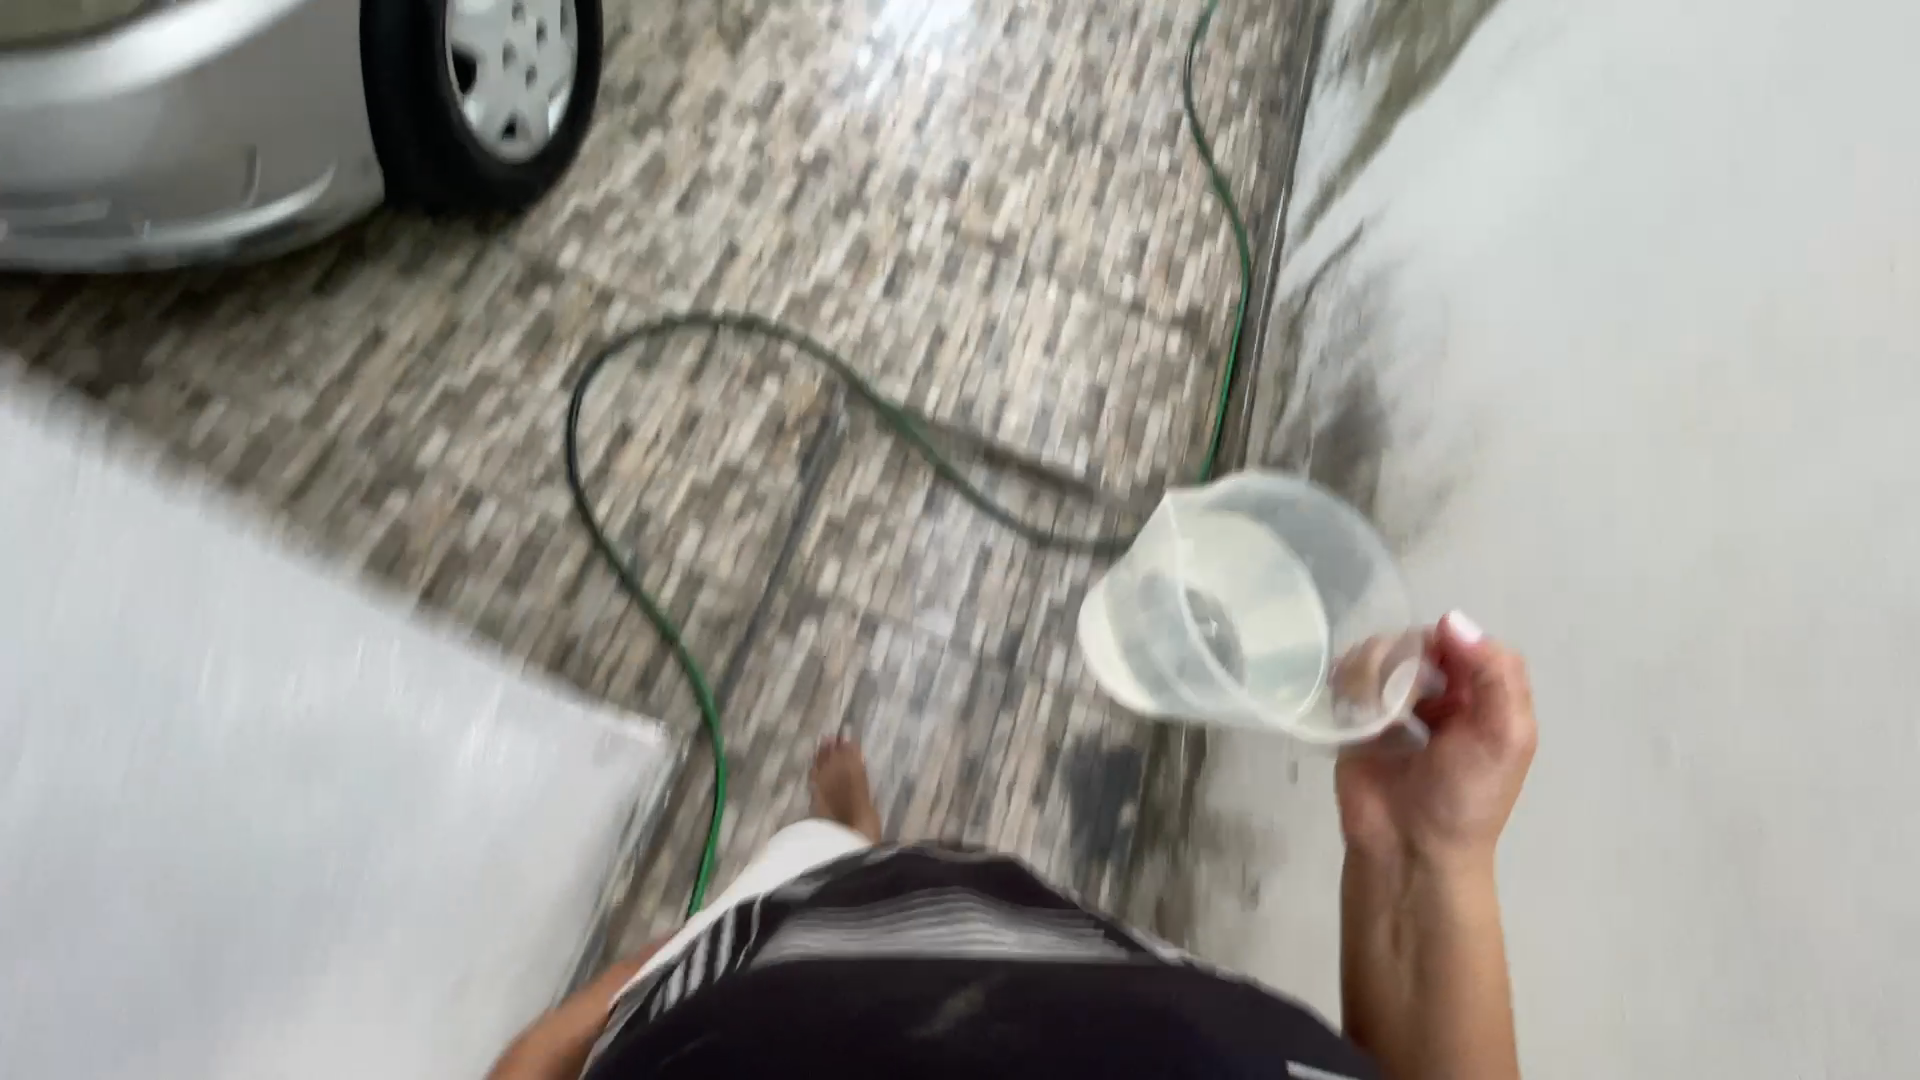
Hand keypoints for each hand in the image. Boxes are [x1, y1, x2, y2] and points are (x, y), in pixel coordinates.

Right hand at [1335, 612, 1535, 869]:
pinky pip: (1343, 676)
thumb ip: (1494, 675)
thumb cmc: (1466, 797)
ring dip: (1371, 677)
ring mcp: (1390, 701)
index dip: (1444, 644)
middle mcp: (1436, 691)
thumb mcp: (1504, 737)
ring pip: (1374, 653)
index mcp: (1481, 695)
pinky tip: (1352, 710)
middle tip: (1404, 704)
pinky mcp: (1351, 712)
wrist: (1408, 845)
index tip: (1434, 672)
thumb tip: (1450, 618)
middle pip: (1412, 641)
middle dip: (1403, 663)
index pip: (1461, 640)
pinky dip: (1345, 685)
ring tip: (1375, 715)